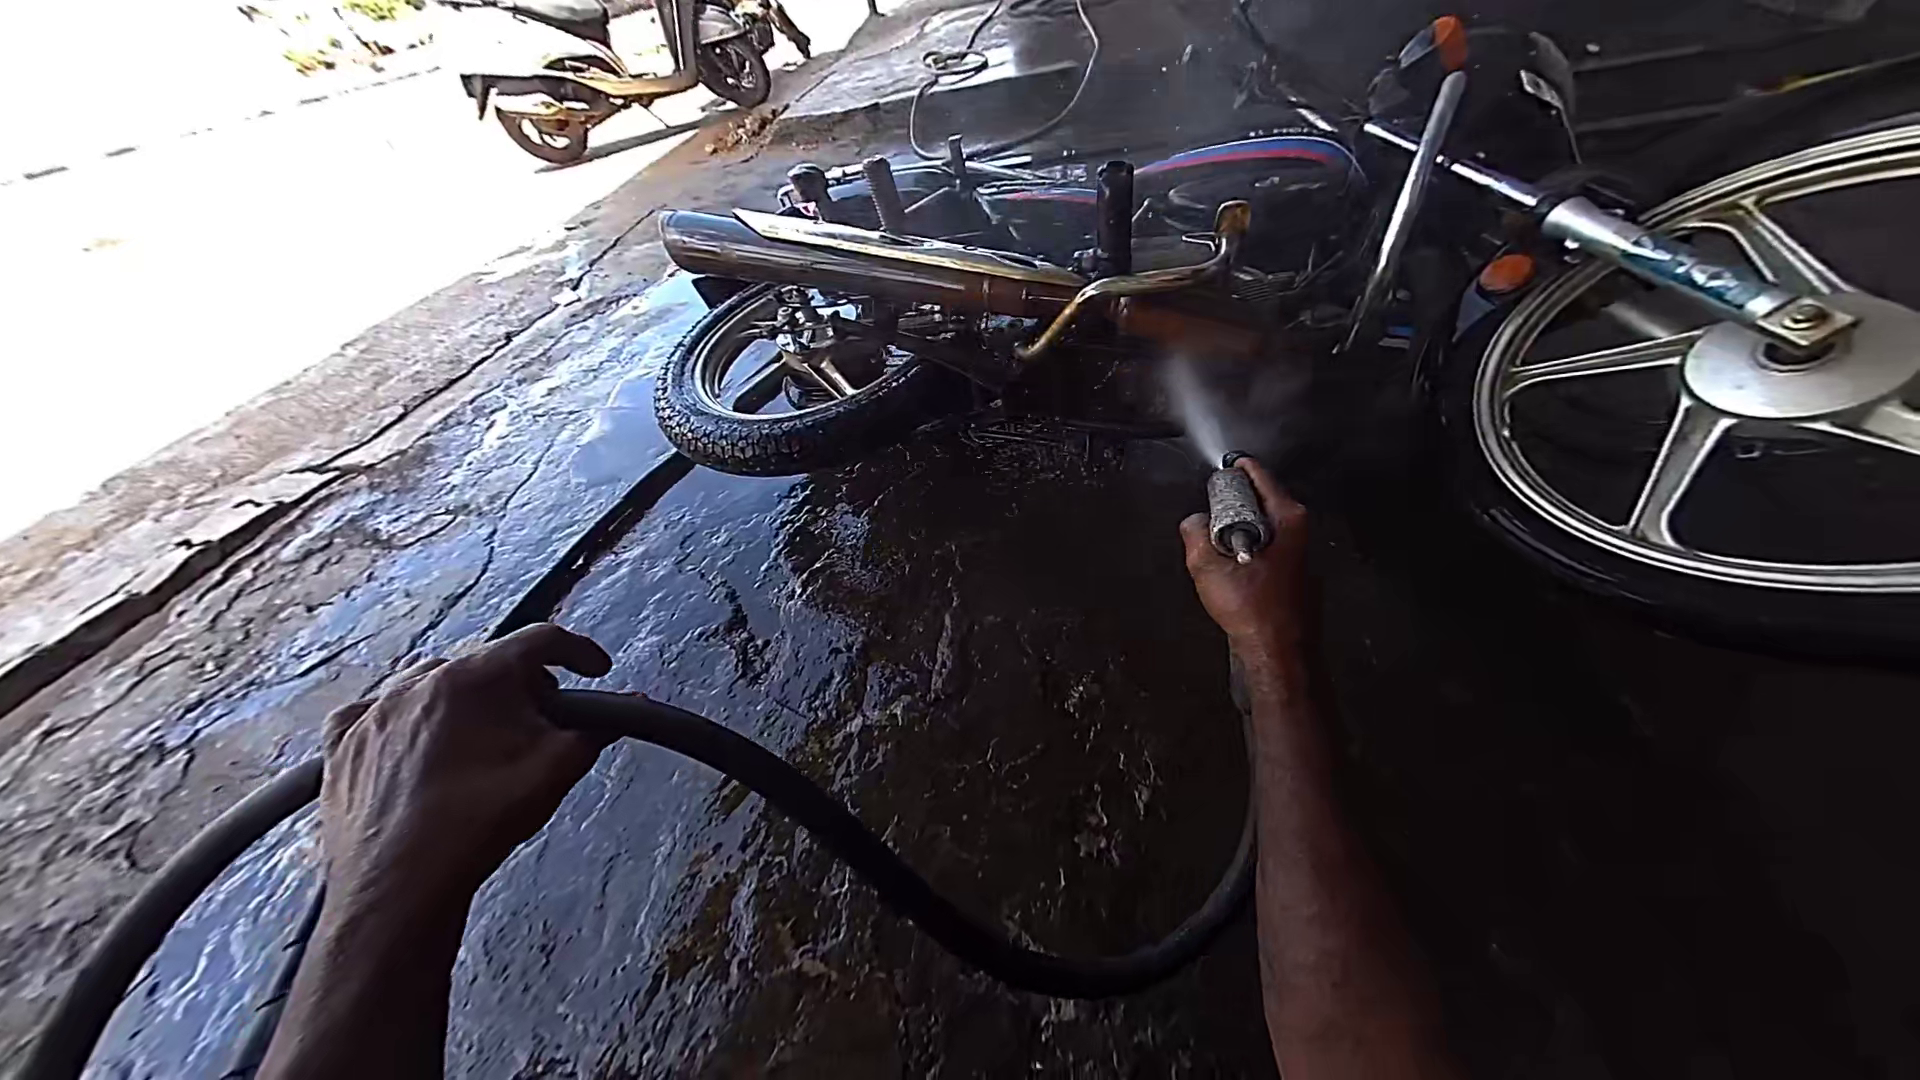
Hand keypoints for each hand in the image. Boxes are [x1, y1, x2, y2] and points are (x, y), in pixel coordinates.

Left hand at [319, 623, 613, 907]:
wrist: (401, 885)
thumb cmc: (486, 816)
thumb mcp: (563, 764)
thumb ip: (600, 725)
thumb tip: (629, 705)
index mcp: (479, 676)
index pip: (542, 639)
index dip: (579, 651)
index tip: (596, 670)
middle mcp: (422, 680)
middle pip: (490, 660)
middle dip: (526, 682)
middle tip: (544, 716)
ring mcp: (375, 710)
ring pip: (435, 679)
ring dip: (470, 693)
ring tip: (487, 729)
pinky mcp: (341, 744)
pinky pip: (376, 707)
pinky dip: (405, 711)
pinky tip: (418, 735)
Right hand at [1179, 457, 1309, 656]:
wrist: (1278, 651)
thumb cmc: (1253, 610)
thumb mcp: (1208, 567)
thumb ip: (1195, 534)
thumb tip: (1194, 522)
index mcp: (1287, 519)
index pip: (1260, 475)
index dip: (1236, 469)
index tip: (1222, 467)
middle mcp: (1299, 530)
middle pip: (1259, 499)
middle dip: (1231, 504)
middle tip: (1210, 516)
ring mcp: (1299, 552)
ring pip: (1260, 524)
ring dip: (1236, 529)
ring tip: (1216, 551)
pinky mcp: (1292, 571)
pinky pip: (1264, 545)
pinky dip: (1244, 548)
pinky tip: (1230, 572)